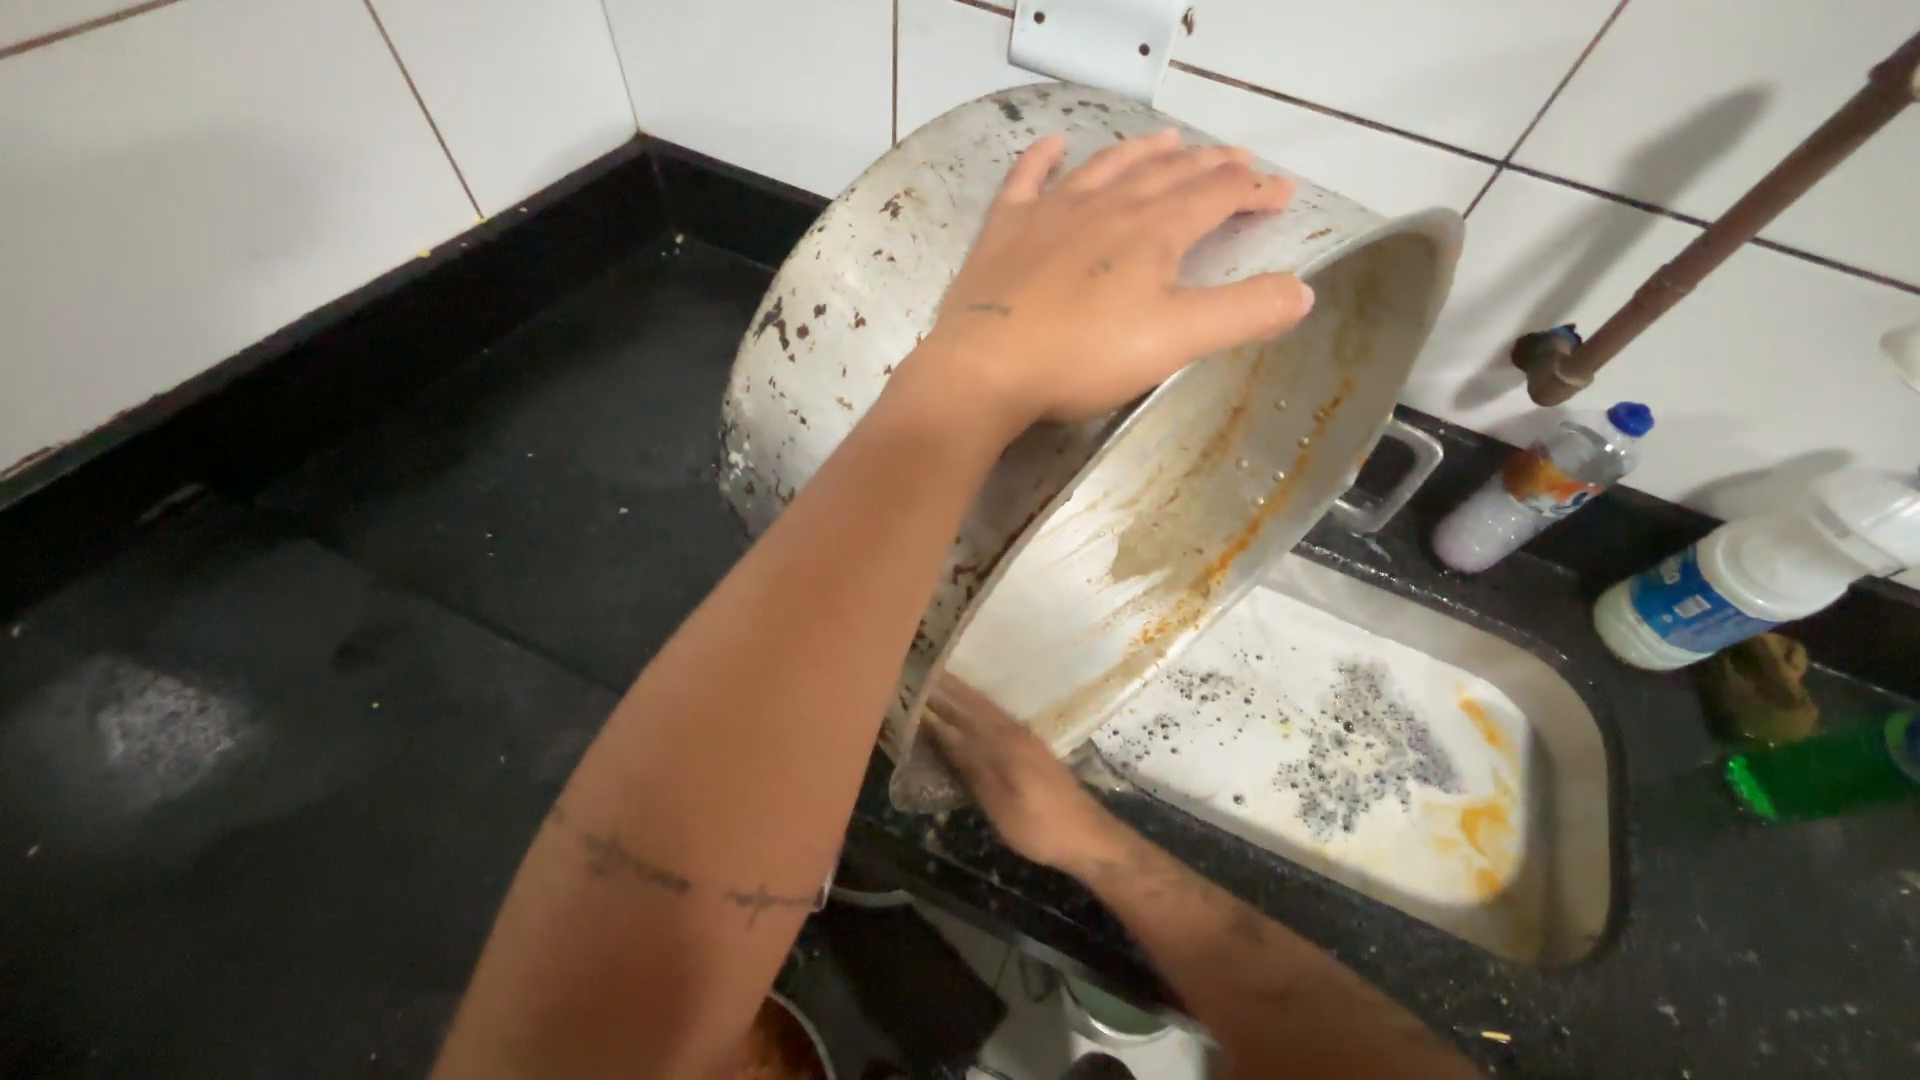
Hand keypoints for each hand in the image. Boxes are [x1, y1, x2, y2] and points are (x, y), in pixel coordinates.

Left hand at [902, 129, 1312, 431]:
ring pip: (1107, 167)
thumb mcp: (1177, 340)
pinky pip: (1027, 179)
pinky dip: (1043, 157)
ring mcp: (1051, 213)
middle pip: (1167, 174)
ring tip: (1170, 141)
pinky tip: (1053, 143)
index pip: (1217, 196)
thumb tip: (1302, 289)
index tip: (1282, 192)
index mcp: (1152, 231)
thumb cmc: (1084, 356)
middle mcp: (1106, 207)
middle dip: (1209, 165)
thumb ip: (1244, 313)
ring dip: (1143, 152)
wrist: (987, 367)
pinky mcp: (1005, 230)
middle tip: (1237, 160)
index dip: (1254, 191)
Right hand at [922, 675, 1125, 871]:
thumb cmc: (1040, 826)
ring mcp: (1026, 738)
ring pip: (987, 709)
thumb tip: (940, 730)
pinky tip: (969, 715)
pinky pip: (996, 719)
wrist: (1089, 837)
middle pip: (975, 704)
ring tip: (937, 686)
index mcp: (1005, 742)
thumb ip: (971, 764)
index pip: (963, 711)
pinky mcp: (1032, 748)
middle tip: (921, 673)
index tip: (915, 679)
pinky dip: (977, 710)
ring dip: (962, 696)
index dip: (939, 696)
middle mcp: (1015, 732)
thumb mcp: (1000, 803)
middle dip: (948, 688)